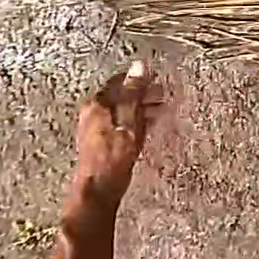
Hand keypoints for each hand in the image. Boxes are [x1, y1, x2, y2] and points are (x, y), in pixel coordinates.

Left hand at [63, 60, 161, 231]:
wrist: (98, 192)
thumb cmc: (112, 157)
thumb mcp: (129, 120)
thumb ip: (134, 92)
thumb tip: (140, 66)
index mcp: (97, 104)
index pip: (120, 81)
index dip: (140, 78)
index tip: (158, 79)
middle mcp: (94, 114)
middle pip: (121, 95)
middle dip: (144, 93)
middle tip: (164, 95)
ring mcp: (97, 129)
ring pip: (123, 110)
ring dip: (142, 107)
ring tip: (162, 110)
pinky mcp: (103, 143)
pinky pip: (122, 124)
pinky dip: (136, 121)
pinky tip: (149, 126)